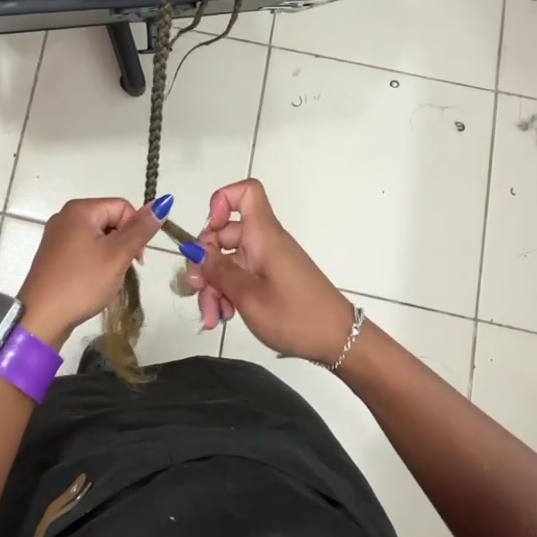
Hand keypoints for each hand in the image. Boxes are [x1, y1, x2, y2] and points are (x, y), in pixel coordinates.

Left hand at [17, 194, 169, 347]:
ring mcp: (57, 236)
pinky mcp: (54, 255)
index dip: (136, 230)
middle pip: (110, 221)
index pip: (122, 207)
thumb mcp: (117, 255)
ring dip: (111, 256)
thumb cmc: (81, 282)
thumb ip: (141, 229)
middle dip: (123, 244)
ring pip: (98, 238)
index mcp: (80, 210)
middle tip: (123, 270)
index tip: (137, 259)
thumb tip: (163, 202)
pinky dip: (95, 263)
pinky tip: (94, 282)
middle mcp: (65, 217)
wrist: (42, 317)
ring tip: (107, 279)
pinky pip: (84, 250)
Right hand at [185, 180, 354, 364]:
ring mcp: (266, 263)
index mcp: (263, 236)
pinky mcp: (269, 281)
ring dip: (212, 287)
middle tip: (195, 290)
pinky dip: (226, 295)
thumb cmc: (296, 316)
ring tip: (210, 318)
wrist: (340, 343)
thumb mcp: (249, 297)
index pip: (245, 193)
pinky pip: (239, 278)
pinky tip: (221, 318)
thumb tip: (196, 250)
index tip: (209, 229)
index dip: (221, 201)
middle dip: (204, 262)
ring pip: (227, 261)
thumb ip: (218, 271)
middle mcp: (264, 243)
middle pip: (224, 235)